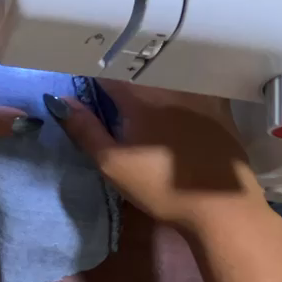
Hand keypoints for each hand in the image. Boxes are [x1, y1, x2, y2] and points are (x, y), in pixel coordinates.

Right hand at [47, 80, 266, 230]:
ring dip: (151, 77)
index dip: (93, 74)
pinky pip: (195, 85)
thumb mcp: (112, 164)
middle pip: (140, 72)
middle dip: (122, 75)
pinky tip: (176, 100)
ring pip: (169, 75)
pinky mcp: (221, 110)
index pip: (110, 74)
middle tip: (109, 86)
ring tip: (140, 89)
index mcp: (142, 99)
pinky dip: (180, 86)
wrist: (221, 208)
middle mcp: (172, 88)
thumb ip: (85, 130)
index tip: (83, 79)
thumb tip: (59, 100)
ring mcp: (201, 97)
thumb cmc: (161, 188)